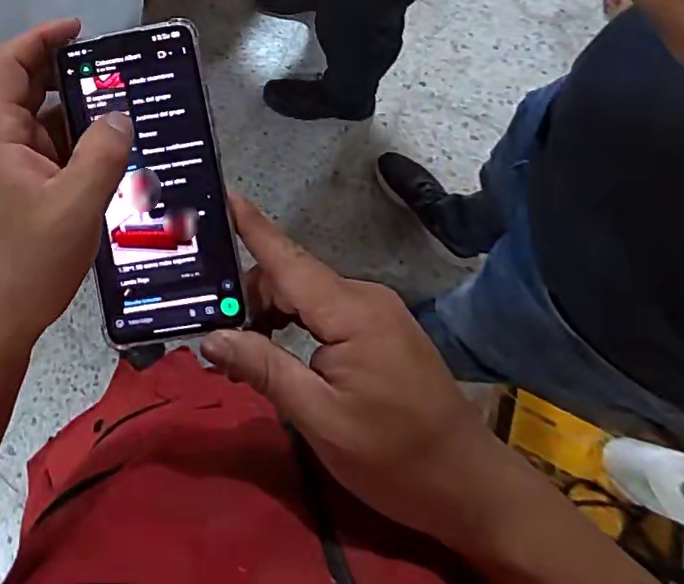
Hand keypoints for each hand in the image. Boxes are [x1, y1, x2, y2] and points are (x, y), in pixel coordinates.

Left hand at [0, 19, 132, 352]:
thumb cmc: (27, 264)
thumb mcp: (77, 205)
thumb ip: (102, 153)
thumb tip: (119, 115)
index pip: (8, 65)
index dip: (40, 39)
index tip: (79, 29)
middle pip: (24, 90)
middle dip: (66, 74)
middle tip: (115, 71)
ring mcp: (1, 169)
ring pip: (38, 124)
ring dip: (75, 114)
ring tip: (123, 108)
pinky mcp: (12, 191)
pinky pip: (44, 153)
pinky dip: (73, 145)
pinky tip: (108, 152)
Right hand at [201, 197, 513, 542]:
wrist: (473, 489)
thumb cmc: (396, 458)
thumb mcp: (320, 419)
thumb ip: (264, 369)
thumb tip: (211, 338)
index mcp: (351, 311)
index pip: (287, 259)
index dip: (251, 225)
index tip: (223, 193)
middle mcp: (363, 296)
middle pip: (290, 277)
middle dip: (249, 297)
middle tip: (216, 331)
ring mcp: (375, 309)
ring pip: (304, 292)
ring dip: (269, 312)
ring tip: (242, 348)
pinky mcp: (379, 325)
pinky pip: (323, 307)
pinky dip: (292, 321)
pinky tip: (276, 348)